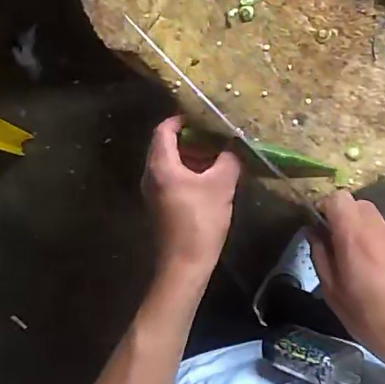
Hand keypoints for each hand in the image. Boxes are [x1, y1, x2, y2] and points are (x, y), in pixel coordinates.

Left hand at [142, 116, 239, 275]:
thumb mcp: (221, 186)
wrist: (184, 265)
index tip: (204, 118)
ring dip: (192, 157)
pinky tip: (210, 181)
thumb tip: (234, 146)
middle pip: (165, 145)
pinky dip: (188, 173)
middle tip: (216, 138)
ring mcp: (153, 192)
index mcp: (160, 165)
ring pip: (170, 164)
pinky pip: (171, 179)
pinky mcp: (160, 206)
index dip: (183, 119)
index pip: (164, 129)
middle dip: (191, 139)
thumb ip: (228, 160)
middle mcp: (151, 175)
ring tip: (218, 159)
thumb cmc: (200, 221)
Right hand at [310, 191, 384, 380]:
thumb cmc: (372, 321)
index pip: (339, 198)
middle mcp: (383, 232)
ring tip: (370, 273)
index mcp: (357, 237)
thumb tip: (315, 233)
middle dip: (348, 220)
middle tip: (342, 249)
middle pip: (362, 207)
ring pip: (381, 228)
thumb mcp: (334, 294)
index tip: (321, 227)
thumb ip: (321, 257)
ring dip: (370, 240)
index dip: (327, 207)